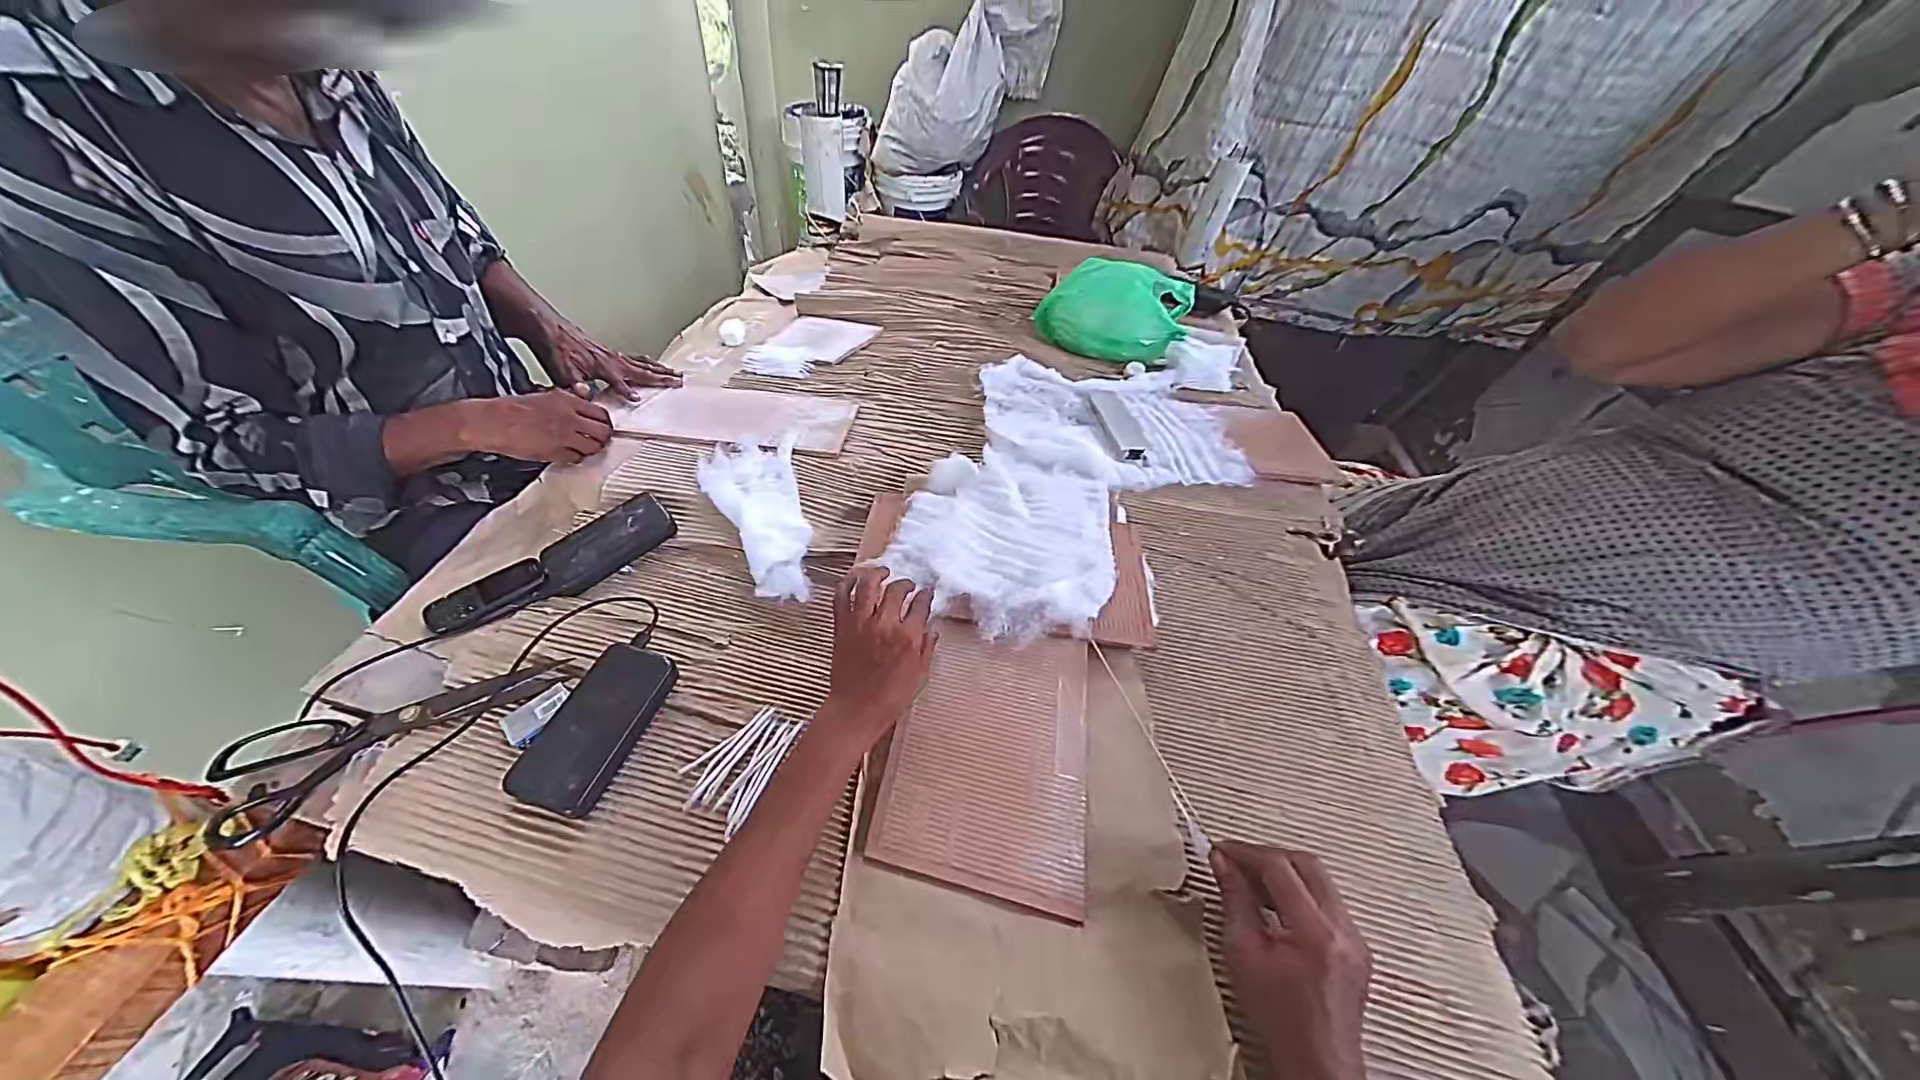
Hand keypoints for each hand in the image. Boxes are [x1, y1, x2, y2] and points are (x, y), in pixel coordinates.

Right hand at [460, 390, 613, 464]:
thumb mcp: (545, 395)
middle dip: (603, 437)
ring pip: (594, 447)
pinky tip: (570, 453)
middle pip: (603, 431)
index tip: (602, 425)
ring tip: (585, 447)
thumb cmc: (513, 408)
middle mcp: (569, 418)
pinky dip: (576, 457)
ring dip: (592, 448)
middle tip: (598, 439)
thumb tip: (587, 392)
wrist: (491, 422)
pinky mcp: (555, 452)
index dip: (604, 421)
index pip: (601, 413)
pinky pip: (577, 458)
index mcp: (566, 401)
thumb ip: (570, 396)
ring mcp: (563, 436)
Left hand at [537, 320, 679, 398]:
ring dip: (659, 368)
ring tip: (673, 372)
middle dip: (662, 376)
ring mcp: (612, 354)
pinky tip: (648, 363)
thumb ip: (574, 384)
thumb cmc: (553, 347)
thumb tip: (586, 395)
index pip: (621, 382)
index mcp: (603, 366)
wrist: (545, 326)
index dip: (629, 393)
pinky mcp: (608, 351)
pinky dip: (645, 362)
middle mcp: (611, 360)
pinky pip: (634, 358)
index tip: (638, 401)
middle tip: (679, 380)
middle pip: (642, 370)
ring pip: (642, 363)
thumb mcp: (560, 370)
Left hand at [818, 567, 936, 752]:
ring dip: (877, 573)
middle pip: (897, 589)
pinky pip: (841, 597)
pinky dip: (847, 584)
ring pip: (868, 585)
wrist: (857, 708)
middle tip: (908, 585)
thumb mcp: (920, 673)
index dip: (926, 595)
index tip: (927, 592)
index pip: (921, 604)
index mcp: (908, 637)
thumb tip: (932, 628)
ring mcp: (861, 623)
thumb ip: (927, 647)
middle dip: (906, 583)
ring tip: (883, 572)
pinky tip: (854, 579)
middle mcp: (885, 625)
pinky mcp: (842, 626)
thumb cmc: (891, 696)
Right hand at [1211, 841, 1370, 1079]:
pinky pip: (1326, 899)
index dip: (1245, 852)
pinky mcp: (1356, 946)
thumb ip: (1234, 900)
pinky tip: (1273, 902)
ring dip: (1282, 871)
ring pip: (1318, 879)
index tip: (1222, 850)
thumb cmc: (1280, 1020)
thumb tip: (1223, 864)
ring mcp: (1355, 938)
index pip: (1279, 867)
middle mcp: (1343, 931)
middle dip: (1266, 855)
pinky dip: (1297, 891)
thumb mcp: (1242, 953)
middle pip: (1306, 864)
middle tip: (1236, 859)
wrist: (1316, 1062)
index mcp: (1316, 932)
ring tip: (1251, 881)